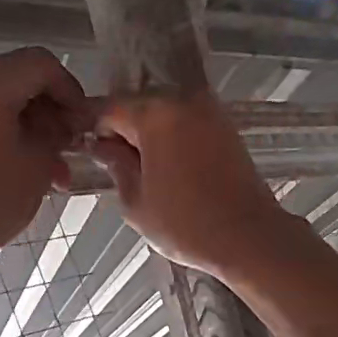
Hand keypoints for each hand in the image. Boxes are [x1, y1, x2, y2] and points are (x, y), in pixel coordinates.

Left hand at [0, 47, 91, 259]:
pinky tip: (23, 170)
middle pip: (19, 82)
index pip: (42, 65)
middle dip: (50, 116)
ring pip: (0, 106)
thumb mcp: (37, 164)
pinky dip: (5, 138)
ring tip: (53, 173)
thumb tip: (62, 125)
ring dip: (30, 133)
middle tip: (71, 150)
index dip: (71, 92)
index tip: (85, 123)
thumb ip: (55, 135)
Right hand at [91, 92, 302, 277]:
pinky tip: (171, 172)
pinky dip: (174, 141)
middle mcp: (183, 100)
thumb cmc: (186, 225)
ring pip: (166, 116)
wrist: (248, 236)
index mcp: (155, 115)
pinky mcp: (227, 128)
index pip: (110, 109)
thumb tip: (105, 148)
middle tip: (117, 167)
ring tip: (145, 174)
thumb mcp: (136, 203)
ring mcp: (210, 112)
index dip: (94, 129)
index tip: (89, 150)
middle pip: (140, 107)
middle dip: (124, 132)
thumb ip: (116, 167)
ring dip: (151, 138)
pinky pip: (188, 126)